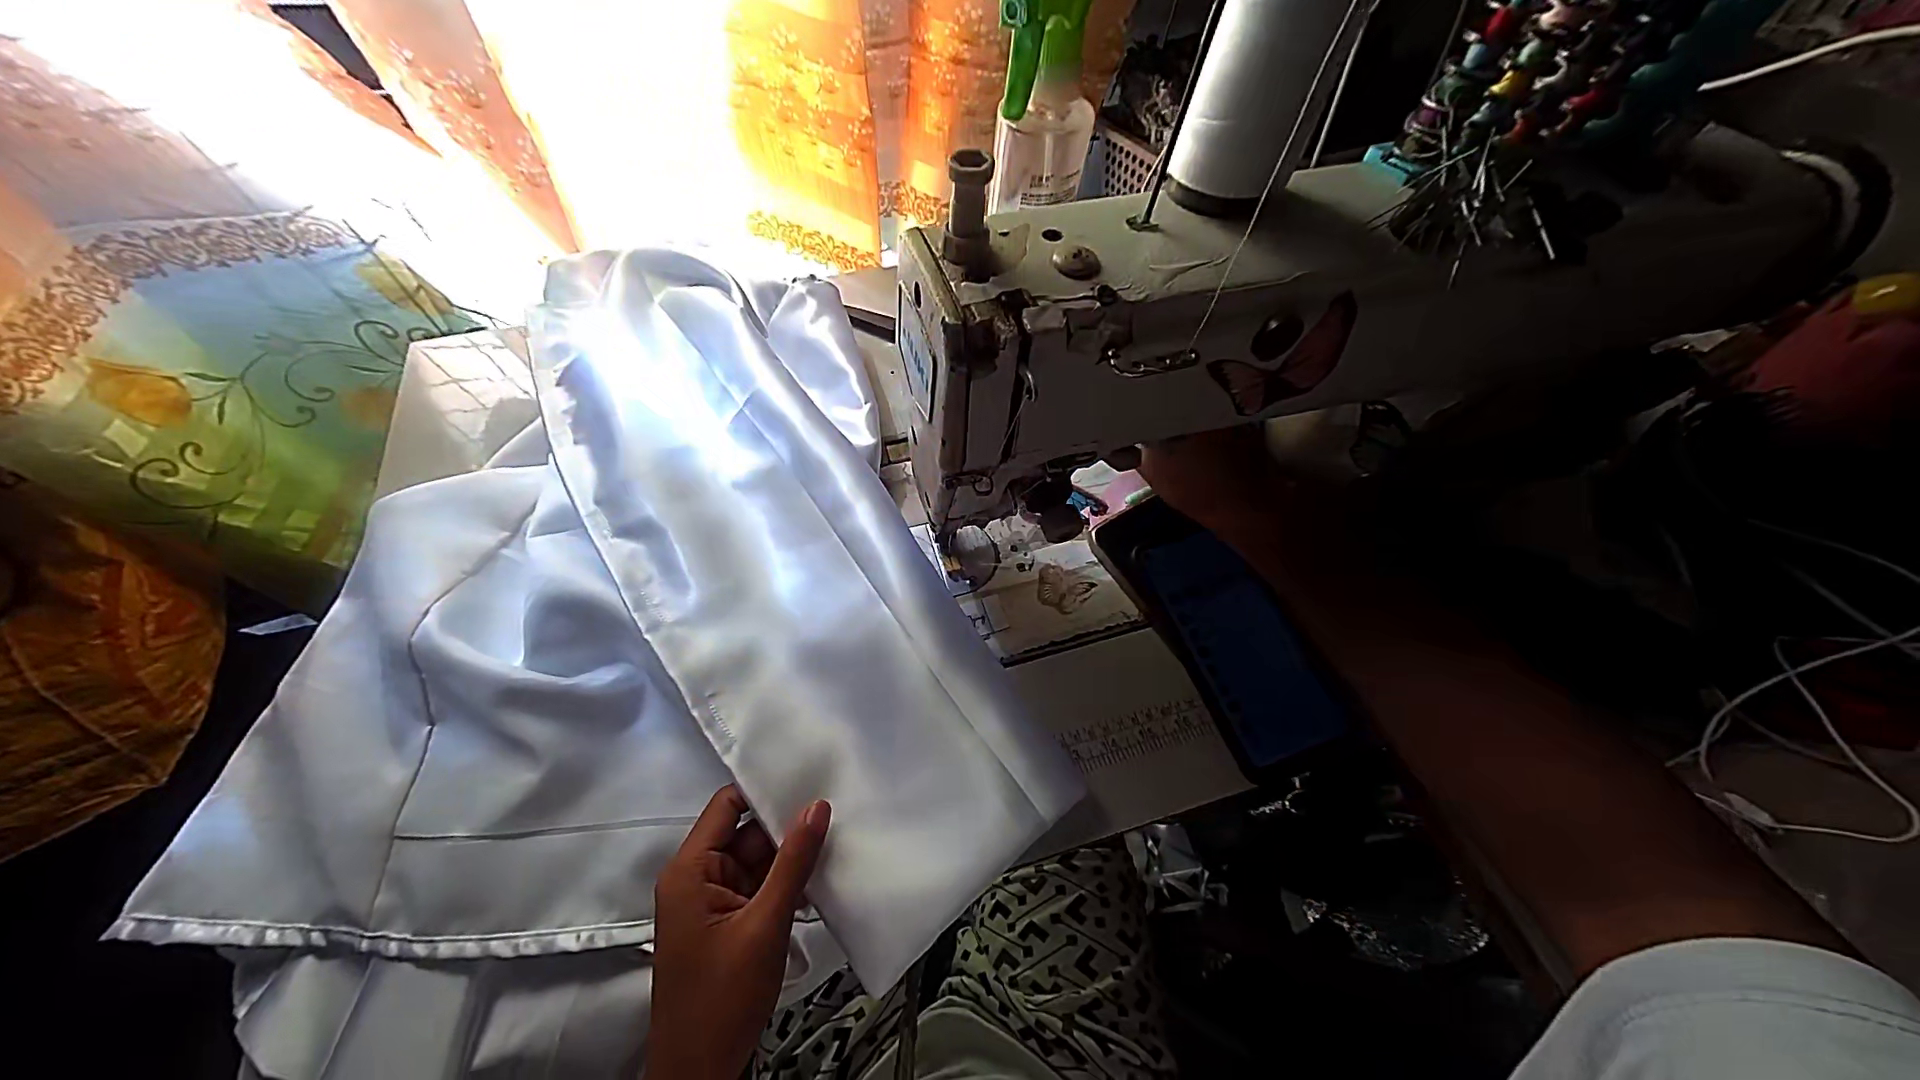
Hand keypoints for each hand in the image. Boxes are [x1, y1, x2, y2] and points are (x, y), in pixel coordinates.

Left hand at [649, 786, 830, 1079]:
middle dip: (787, 827)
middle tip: (831, 811)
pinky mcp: (729, 921)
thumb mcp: (765, 924)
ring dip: (791, 858)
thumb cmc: (719, 1002)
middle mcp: (698, 878)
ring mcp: (713, 901)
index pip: (727, 806)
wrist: (700, 1072)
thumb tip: (815, 809)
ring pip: (758, 860)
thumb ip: (793, 862)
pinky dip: (786, 883)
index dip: (763, 789)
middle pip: (747, 833)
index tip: (804, 778)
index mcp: (690, 870)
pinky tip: (817, 881)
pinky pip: (761, 885)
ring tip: (832, 843)